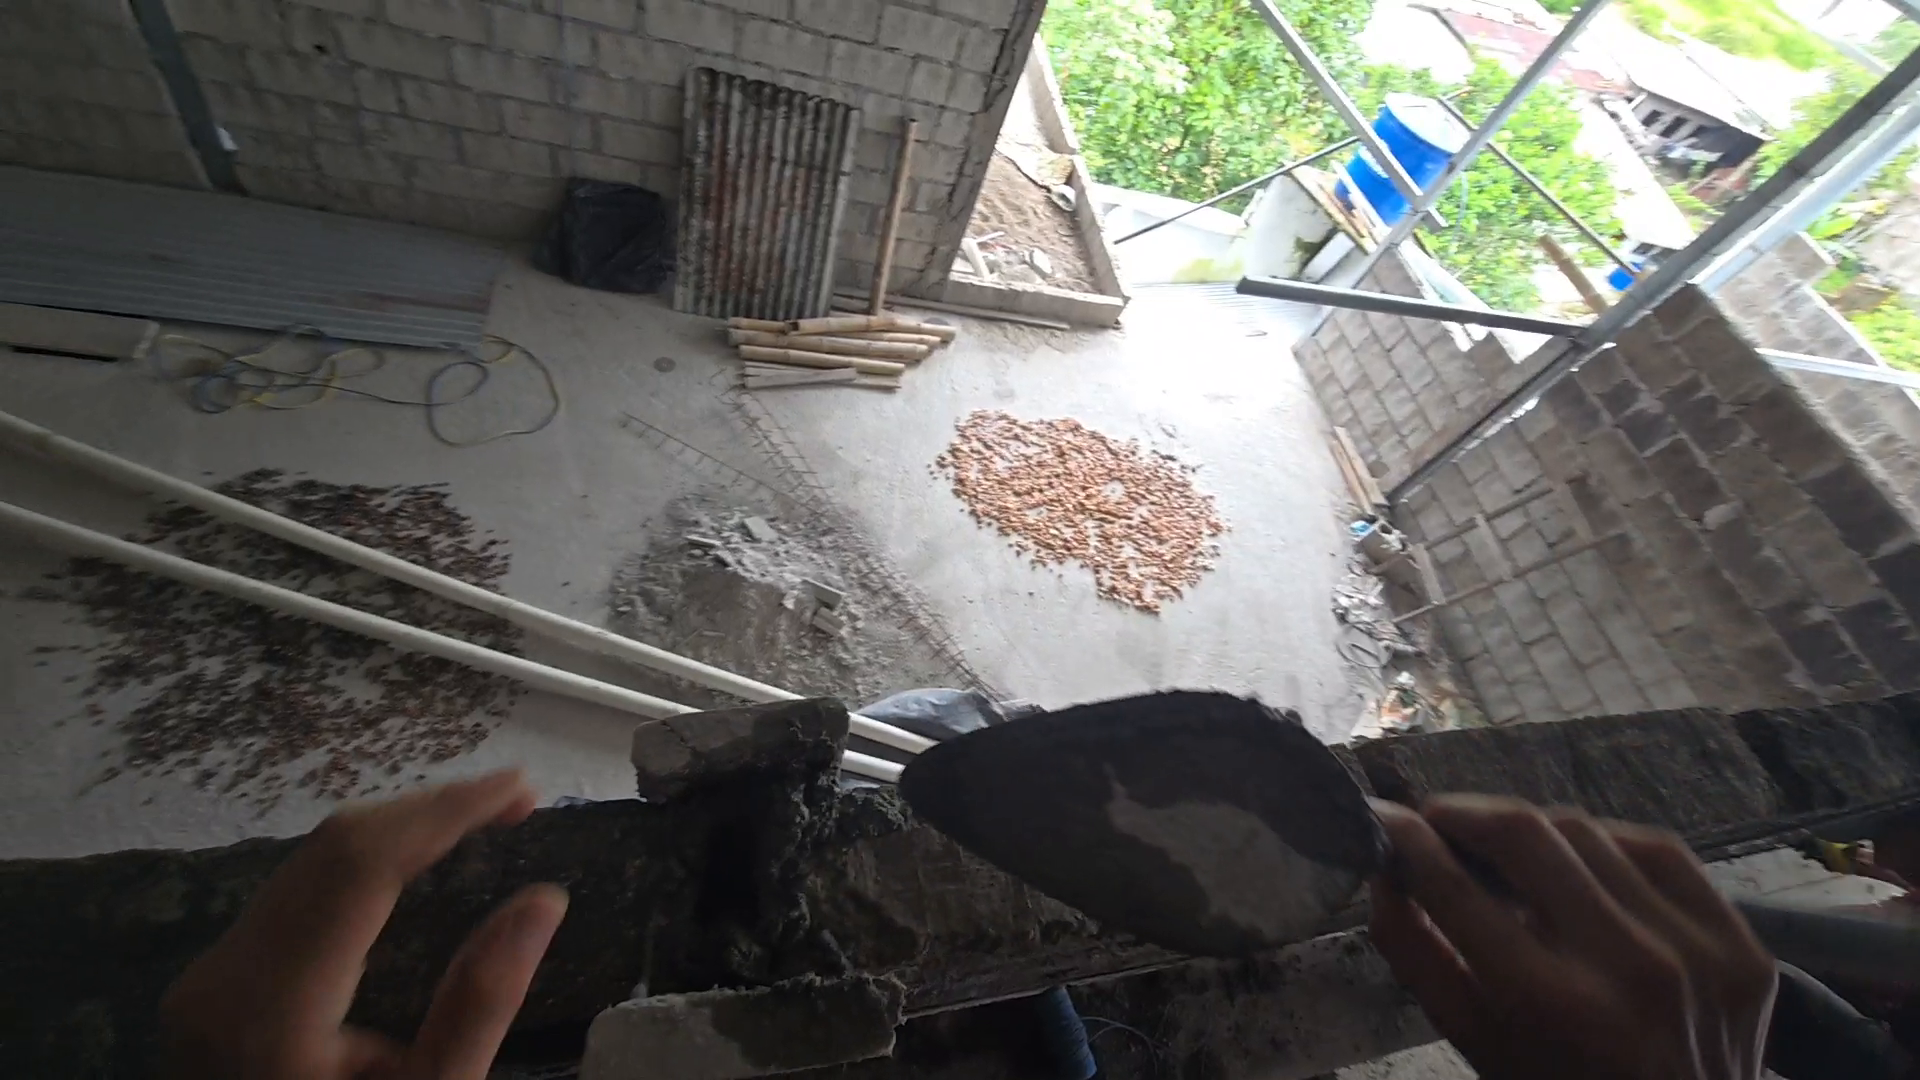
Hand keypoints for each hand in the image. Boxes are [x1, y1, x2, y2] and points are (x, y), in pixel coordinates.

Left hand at [160, 770, 569, 1079]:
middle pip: (342, 844)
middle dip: (438, 804)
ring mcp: (217, 967)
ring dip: (413, 818)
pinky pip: (312, 873)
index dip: (448, 811)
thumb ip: (479, 1007)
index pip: (365, 863)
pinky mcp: (227, 967)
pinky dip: (383, 845)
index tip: (523, 788)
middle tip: (519, 797)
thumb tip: (546, 898)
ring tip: (487, 812)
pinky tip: (427, 848)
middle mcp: (227, 972)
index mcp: (271, 1007)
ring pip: (323, 850)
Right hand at [1369, 794, 1776, 1079]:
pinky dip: (1600, 842)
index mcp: (1548, 1000)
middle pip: (1522, 831)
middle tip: (1435, 823)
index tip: (1379, 816)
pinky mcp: (1741, 946)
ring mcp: (1696, 952)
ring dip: (1525, 830)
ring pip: (1581, 828)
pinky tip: (1577, 865)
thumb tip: (1383, 864)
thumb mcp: (1463, 1030)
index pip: (1452, 882)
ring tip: (1505, 853)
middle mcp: (1628, 967)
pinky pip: (1654, 848)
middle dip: (1459, 812)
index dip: (1403, 836)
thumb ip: (1408, 943)